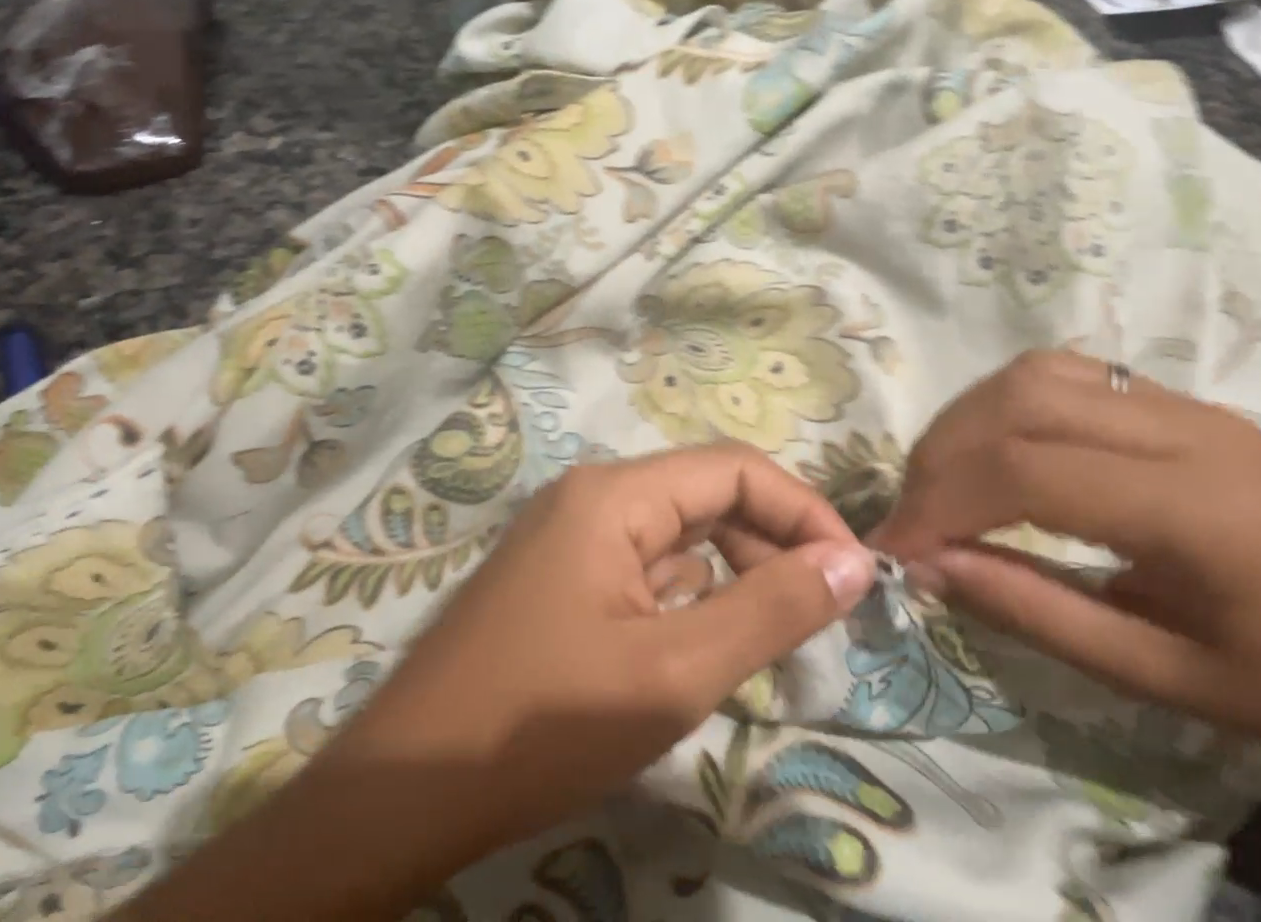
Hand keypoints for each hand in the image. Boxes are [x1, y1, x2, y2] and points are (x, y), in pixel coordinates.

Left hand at [326, 443, 877, 874]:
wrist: (408, 790)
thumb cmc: (545, 723)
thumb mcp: (677, 671)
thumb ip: (772, 609)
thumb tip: (852, 561)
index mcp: (612, 497)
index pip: (736, 469)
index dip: (804, 513)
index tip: (850, 578)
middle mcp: (585, 499)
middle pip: (705, 498)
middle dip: (769, 547)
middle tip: (811, 620)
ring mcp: (563, 541)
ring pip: (674, 538)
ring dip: (729, 577)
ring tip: (760, 643)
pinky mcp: (552, 584)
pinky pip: (639, 571)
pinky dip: (683, 600)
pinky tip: (690, 653)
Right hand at [870, 349, 1260, 758]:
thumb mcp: (1148, 674)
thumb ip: (1029, 610)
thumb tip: (928, 566)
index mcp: (1195, 509)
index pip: (1028, 471)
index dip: (942, 503)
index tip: (896, 549)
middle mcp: (1189, 432)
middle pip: (1021, 403)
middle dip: (941, 458)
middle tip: (912, 519)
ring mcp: (1187, 405)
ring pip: (1036, 373)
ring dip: (967, 423)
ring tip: (942, 486)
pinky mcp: (1181, 403)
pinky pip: (1067, 374)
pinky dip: (1005, 407)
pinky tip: (994, 455)